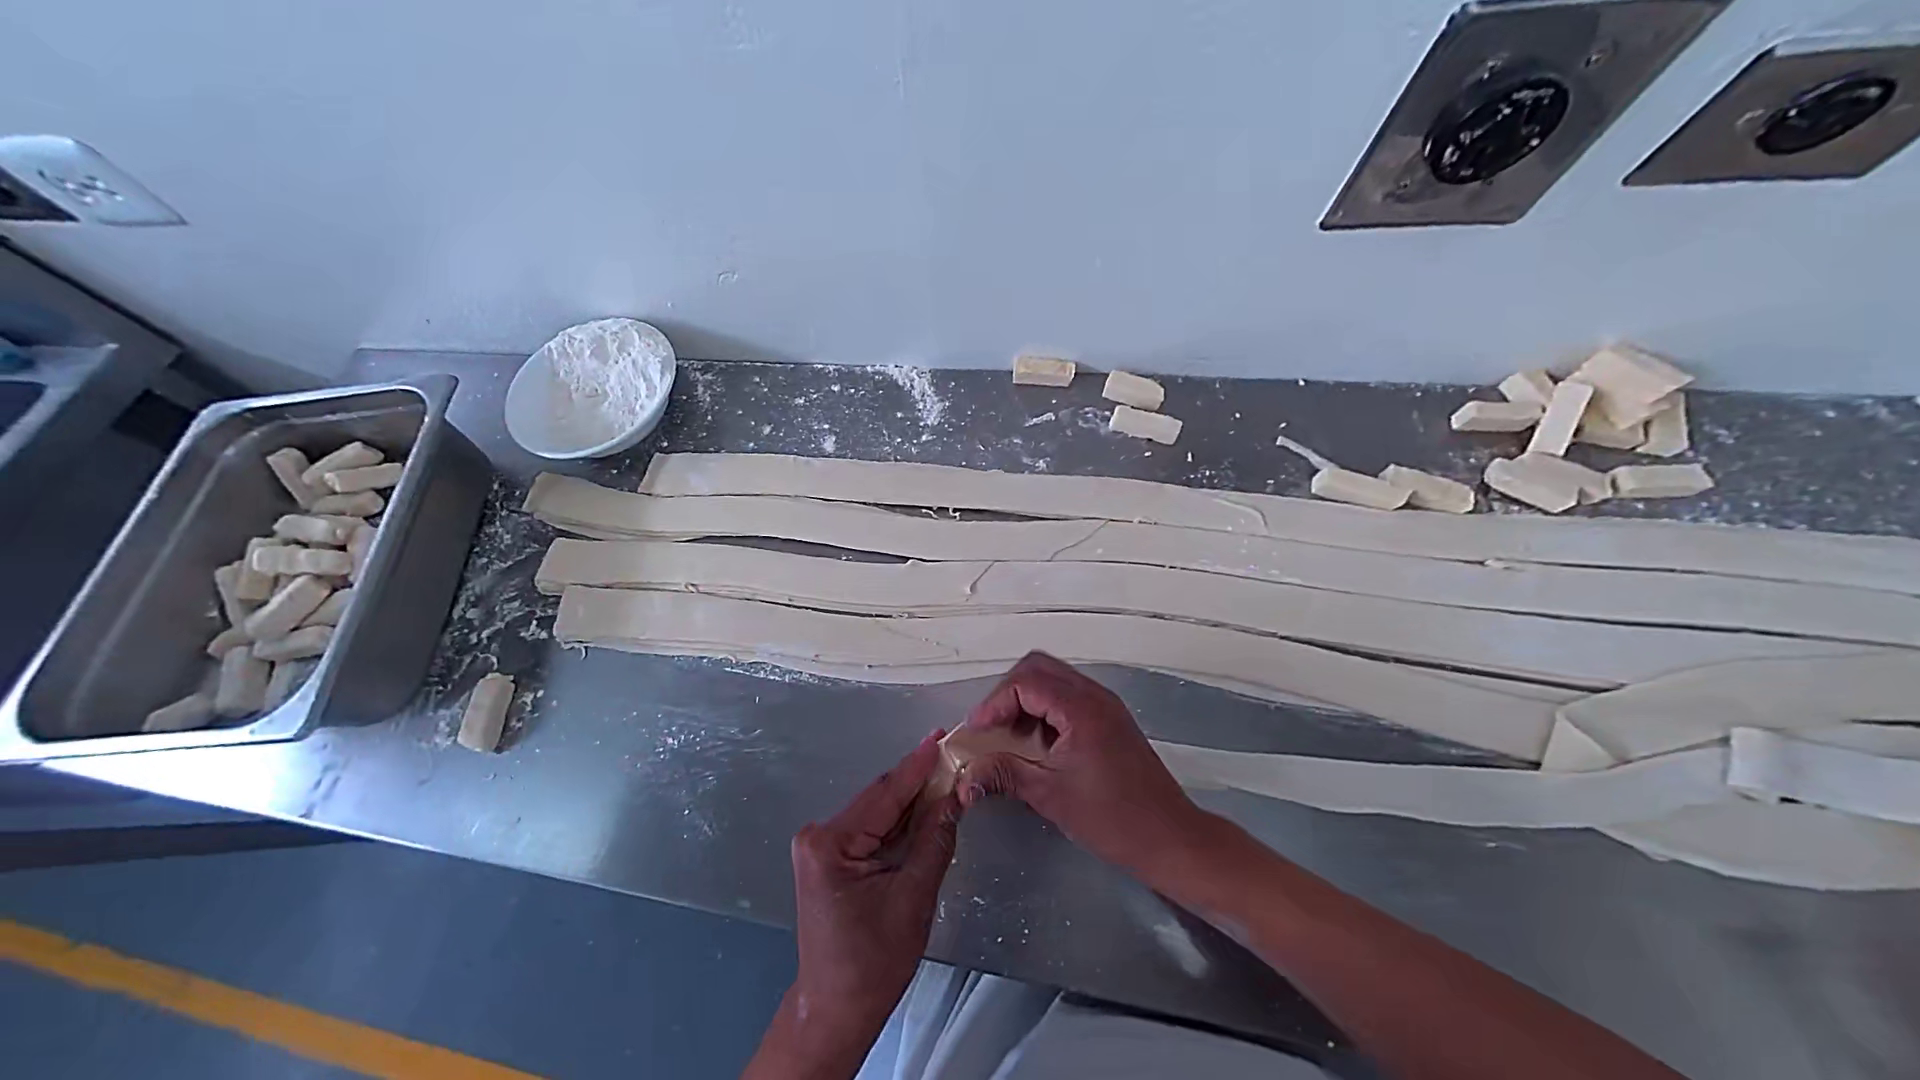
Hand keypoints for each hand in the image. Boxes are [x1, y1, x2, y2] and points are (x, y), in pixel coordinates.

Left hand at [789, 732, 961, 1042]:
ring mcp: (821, 847)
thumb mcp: (913, 898)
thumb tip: (954, 798)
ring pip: (878, 814)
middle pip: (880, 800)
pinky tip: (926, 809)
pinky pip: (872, 830)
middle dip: (919, 782)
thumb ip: (934, 841)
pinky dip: (900, 823)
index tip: (941, 738)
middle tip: (953, 757)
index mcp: (830, 844)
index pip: (885, 795)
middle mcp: (819, 836)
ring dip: (912, 802)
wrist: (836, 1008)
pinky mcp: (831, 858)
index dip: (918, 766)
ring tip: (947, 777)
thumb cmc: (873, 961)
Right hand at [958, 652, 1207, 878]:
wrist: (1170, 838)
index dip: (994, 703)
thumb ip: (1005, 774)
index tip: (977, 732)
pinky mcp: (1110, 720)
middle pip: (1038, 668)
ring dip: (1026, 700)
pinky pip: (1068, 697)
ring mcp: (1106, 706)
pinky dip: (1045, 710)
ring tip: (1009, 736)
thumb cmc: (1114, 818)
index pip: (1025, 682)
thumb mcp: (1050, 795)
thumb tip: (967, 774)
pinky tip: (1037, 744)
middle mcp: (1095, 696)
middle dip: (1007, 693)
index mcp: (1082, 708)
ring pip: (1054, 680)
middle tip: (991, 726)